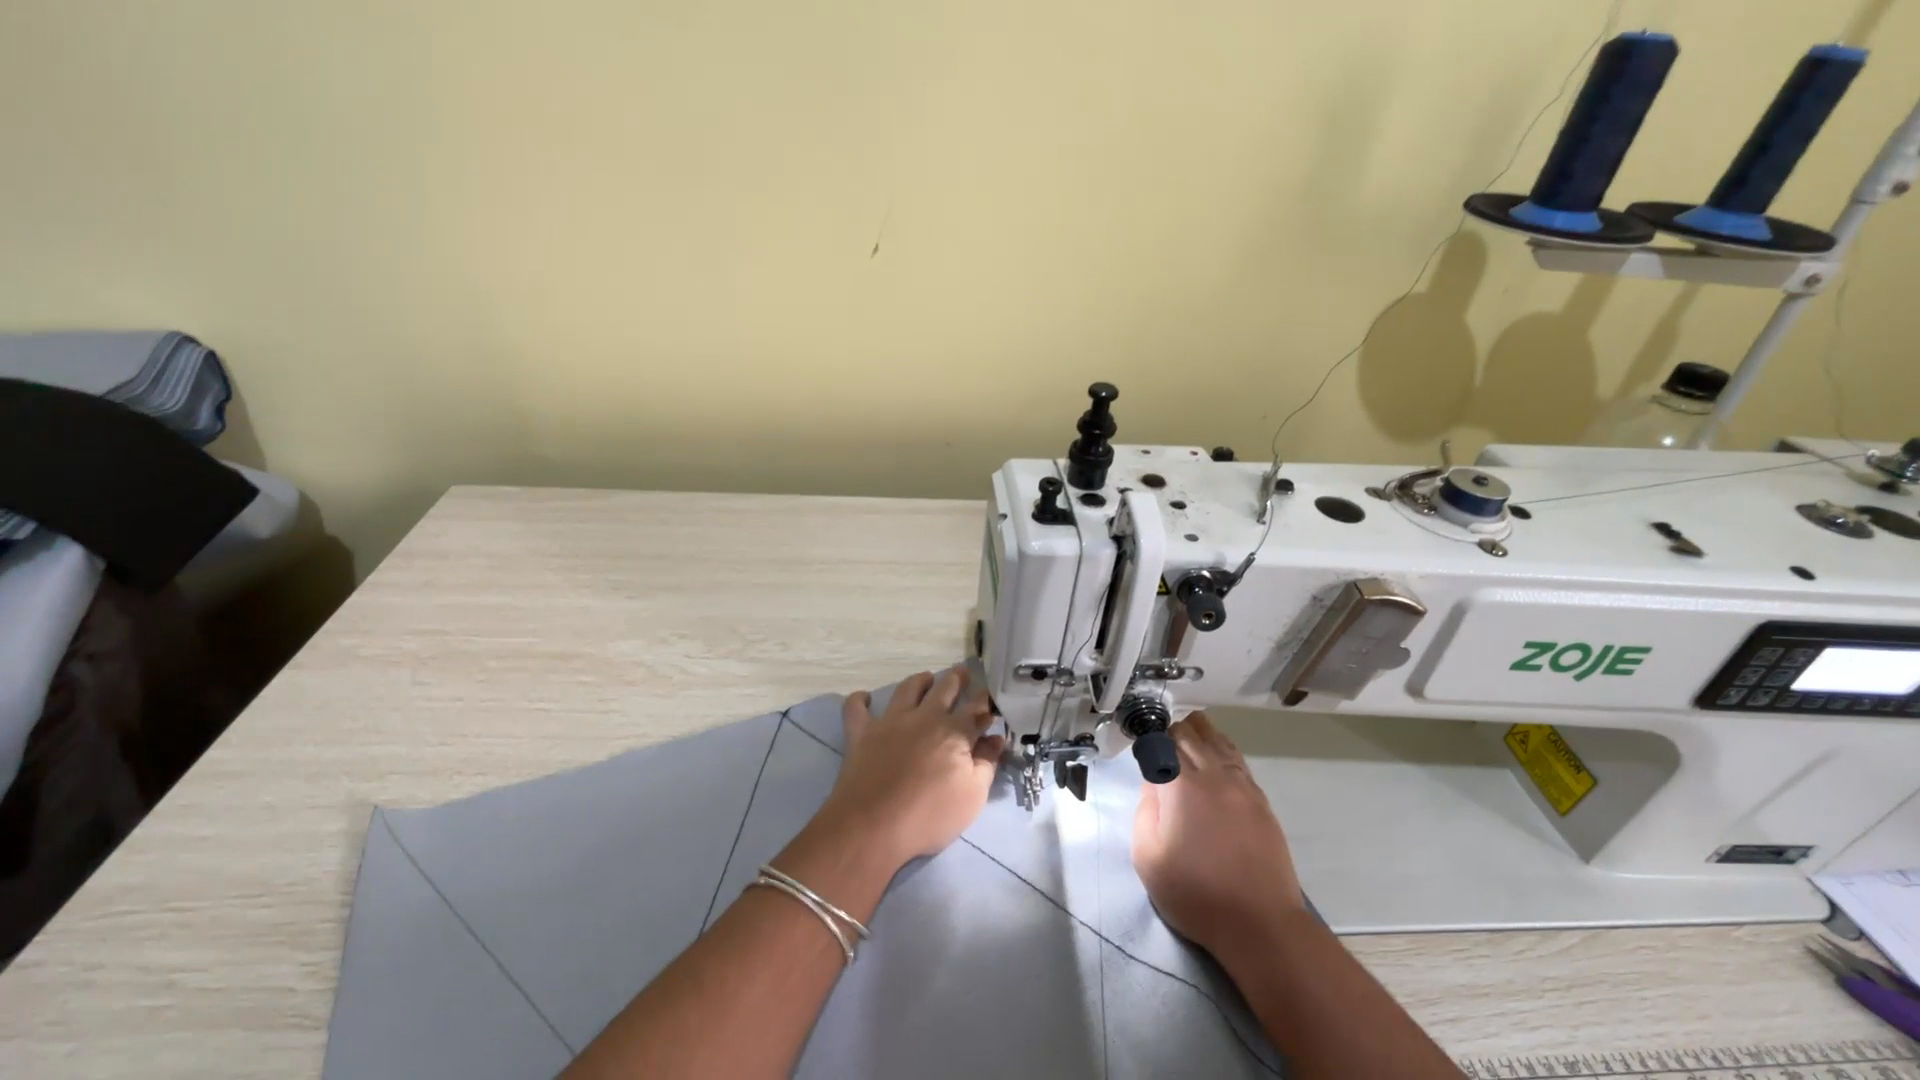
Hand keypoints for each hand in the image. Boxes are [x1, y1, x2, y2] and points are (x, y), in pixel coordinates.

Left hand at [813, 668, 1006, 871]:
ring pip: (907, 690)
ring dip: (919, 681)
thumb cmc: (930, 815)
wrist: (873, 826)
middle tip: (962, 672)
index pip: (976, 709)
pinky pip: (856, 708)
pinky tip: (864, 698)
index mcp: (954, 732)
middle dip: (956, 680)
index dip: (986, 701)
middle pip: (944, 690)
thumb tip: (996, 738)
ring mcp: (890, 722)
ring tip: (926, 677)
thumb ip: (987, 763)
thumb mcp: (972, 796)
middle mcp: (924, 718)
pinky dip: (860, 700)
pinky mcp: (861, 733)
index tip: (992, 696)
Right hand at [1131, 712, 1305, 953]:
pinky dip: (1223, 749)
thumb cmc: (1195, 894)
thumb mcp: (1147, 858)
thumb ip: (1145, 812)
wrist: (1259, 922)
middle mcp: (1214, 777)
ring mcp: (1243, 788)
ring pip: (1219, 744)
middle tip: (1160, 738)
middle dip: (1173, 732)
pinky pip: (1238, 762)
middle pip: (1192, 737)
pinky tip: (1218, 752)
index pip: (1163, 744)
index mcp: (1182, 787)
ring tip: (1190, 727)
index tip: (1140, 745)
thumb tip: (1153, 785)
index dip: (1150, 739)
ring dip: (1201, 734)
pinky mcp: (1261, 802)